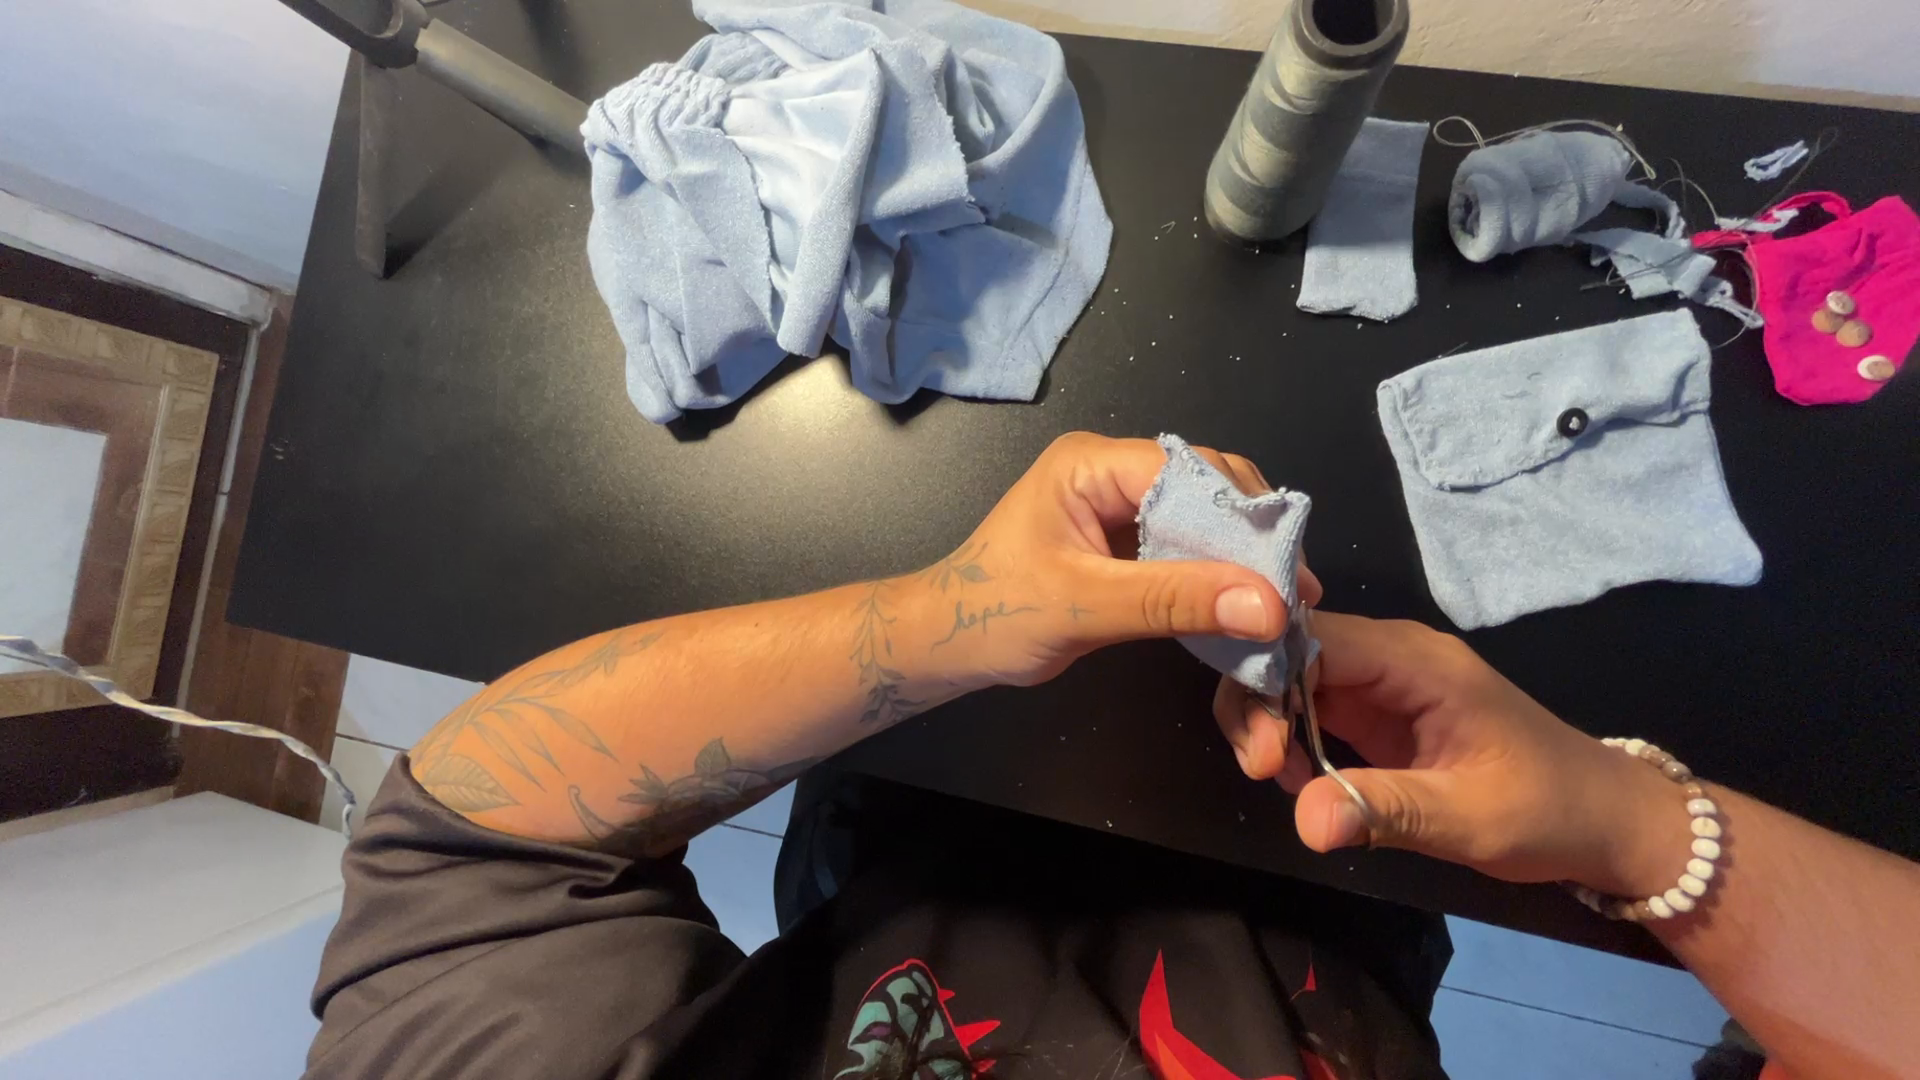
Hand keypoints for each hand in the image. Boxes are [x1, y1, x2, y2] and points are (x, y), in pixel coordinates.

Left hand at [914, 433, 1320, 688]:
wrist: (950, 641)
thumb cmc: (995, 613)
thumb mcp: (1083, 606)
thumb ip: (1171, 600)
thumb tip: (1266, 605)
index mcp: (1090, 464)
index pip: (1188, 469)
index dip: (1244, 516)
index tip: (1287, 571)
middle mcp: (1108, 472)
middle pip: (1202, 487)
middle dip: (1249, 536)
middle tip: (1294, 592)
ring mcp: (1115, 505)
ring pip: (1198, 517)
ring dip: (1237, 558)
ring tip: (1281, 602)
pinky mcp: (1120, 541)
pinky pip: (1181, 546)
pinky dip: (1212, 575)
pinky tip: (1240, 605)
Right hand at [1213, 613, 1690, 896]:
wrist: (1605, 819)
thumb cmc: (1550, 810)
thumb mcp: (1473, 819)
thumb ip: (1385, 811)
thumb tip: (1304, 824)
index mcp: (1414, 659)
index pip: (1310, 638)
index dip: (1267, 679)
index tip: (1261, 750)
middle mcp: (1385, 653)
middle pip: (1284, 649)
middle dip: (1257, 703)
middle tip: (1262, 769)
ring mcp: (1374, 676)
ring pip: (1284, 673)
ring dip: (1264, 720)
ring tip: (1280, 777)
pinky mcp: (1368, 702)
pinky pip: (1303, 699)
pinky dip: (1284, 732)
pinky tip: (1297, 773)